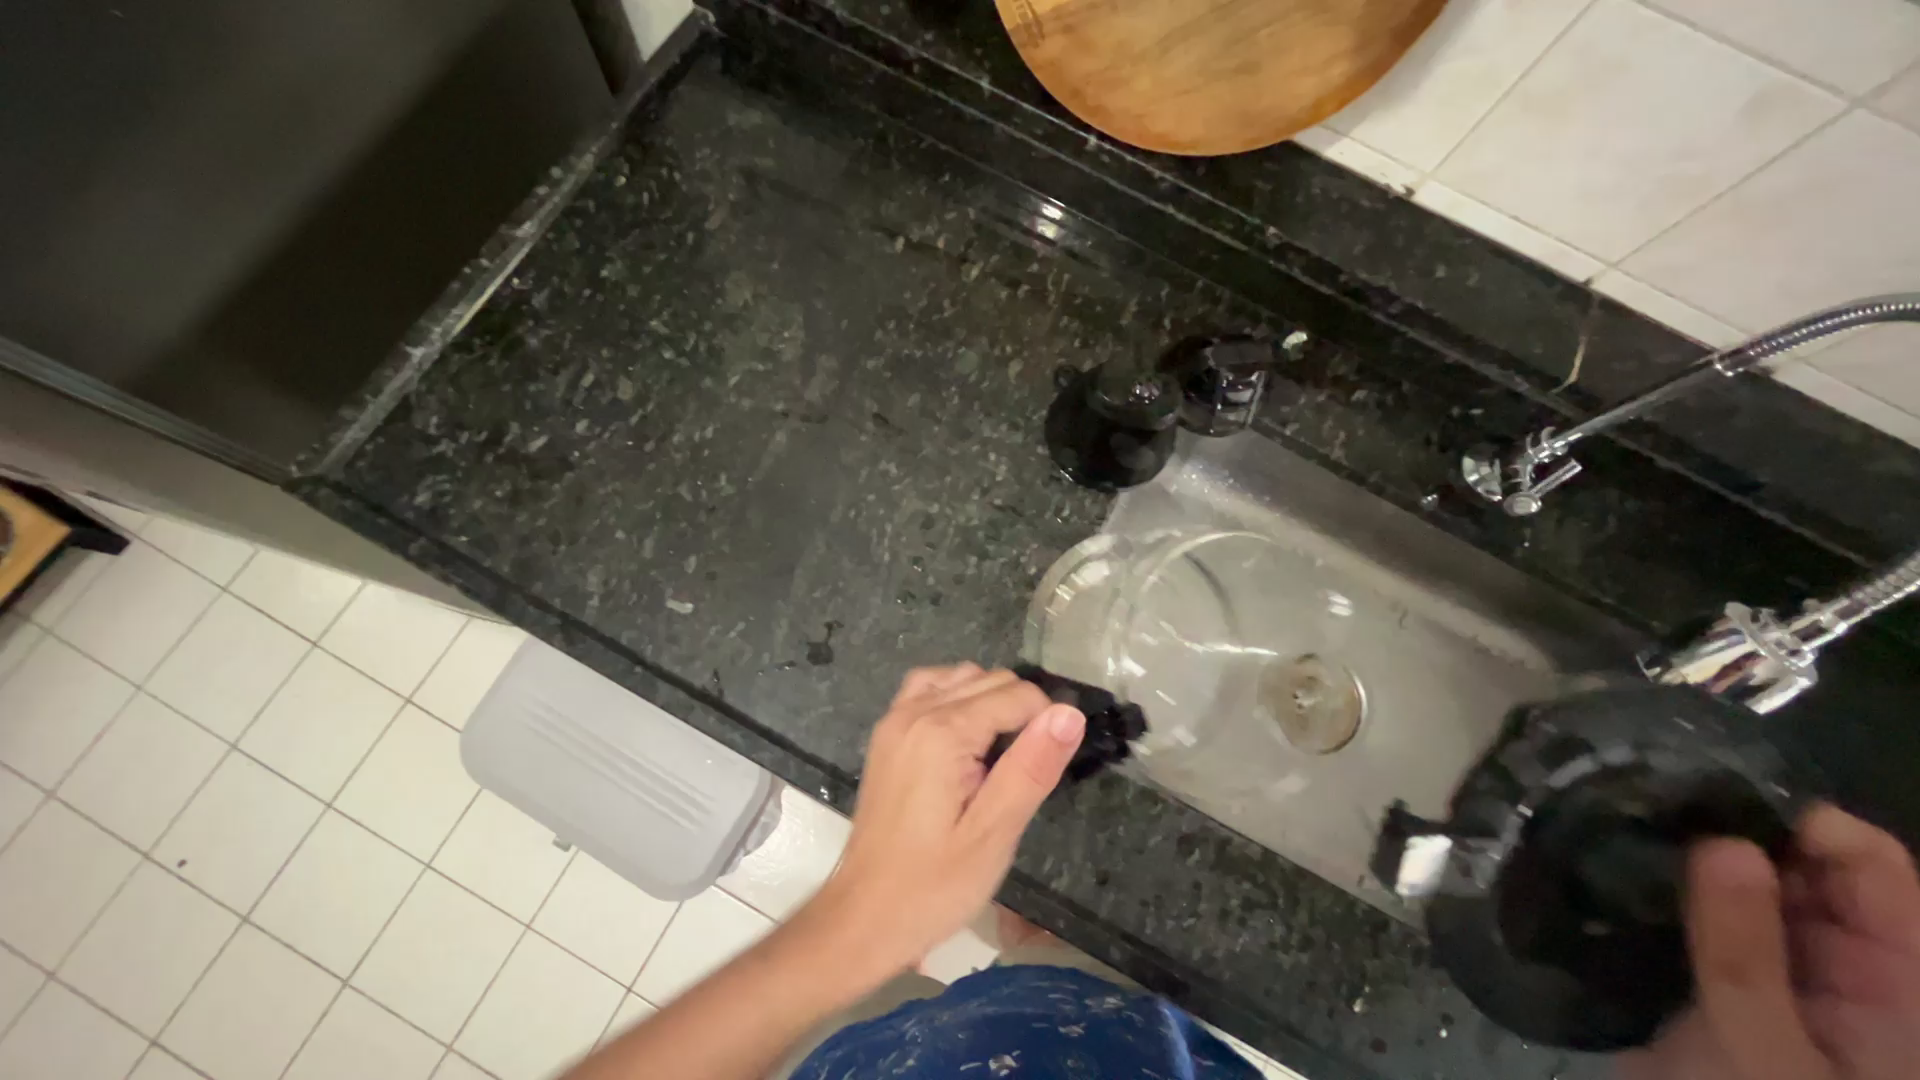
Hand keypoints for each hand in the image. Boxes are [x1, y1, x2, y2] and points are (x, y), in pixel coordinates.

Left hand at [795, 664, 1084, 988]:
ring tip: (1002, 758)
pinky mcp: (887, 735)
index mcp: (942, 732)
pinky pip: (929, 689)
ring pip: (961, 677)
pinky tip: (968, 739)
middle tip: (1027, 773)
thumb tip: (1069, 713)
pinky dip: (957, 698)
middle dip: (1021, 713)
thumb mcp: (994, 833)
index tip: (1051, 768)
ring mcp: (894, 720)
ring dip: (991, 701)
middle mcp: (914, 712)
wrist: (863, 917)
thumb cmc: (933, 886)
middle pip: (990, 679)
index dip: (1047, 724)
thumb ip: (1032, 766)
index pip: (1017, 695)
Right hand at [1620, 805, 1919, 1079]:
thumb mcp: (1759, 1053)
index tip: (1716, 794)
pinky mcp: (1719, 983)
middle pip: (1808, 870)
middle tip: (1652, 791)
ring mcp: (1779, 977)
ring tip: (1623, 812)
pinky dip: (1665, 884)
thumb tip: (1724, 840)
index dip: (1812, 826)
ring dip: (1693, 852)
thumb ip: (1745, 948)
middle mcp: (1851, 971)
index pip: (1878, 873)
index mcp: (1902, 989)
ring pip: (1748, 887)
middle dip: (1741, 828)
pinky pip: (1702, 916)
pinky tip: (1613, 860)